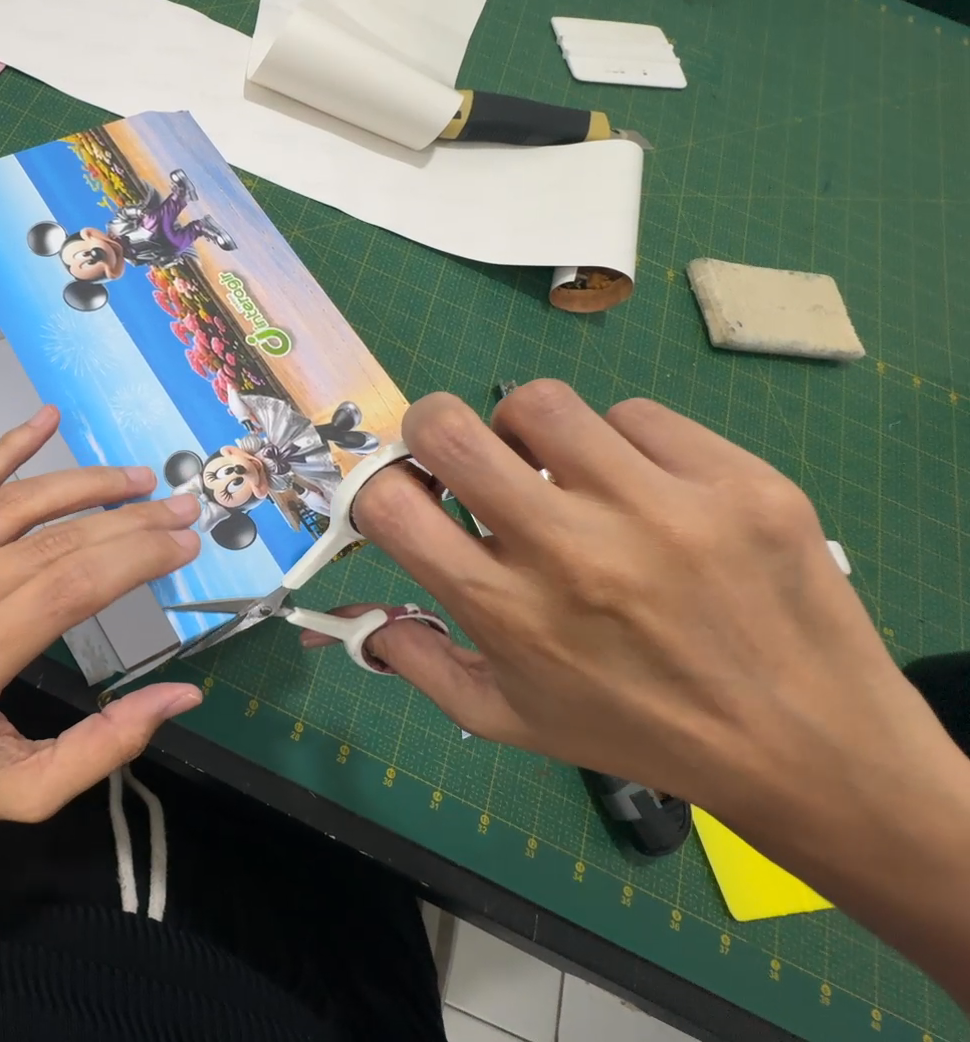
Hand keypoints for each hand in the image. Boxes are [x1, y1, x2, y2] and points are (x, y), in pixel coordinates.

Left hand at [0, 406, 203, 870]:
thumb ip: (105, 748)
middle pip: (49, 544)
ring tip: (140, 480)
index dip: (133, 559)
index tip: (184, 544)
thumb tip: (182, 695)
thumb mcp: (20, 792)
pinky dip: (3, 452)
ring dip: (80, 485)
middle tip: (183, 511)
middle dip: (126, 522)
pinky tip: (43, 421)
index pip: (66, 589)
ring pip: (10, 508)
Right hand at [330, 381, 958, 826]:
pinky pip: (636, 416)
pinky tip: (636, 487)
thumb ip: (409, 658)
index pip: (390, 504)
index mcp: (503, 609)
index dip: (376, 486)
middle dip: (429, 428)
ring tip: (549, 466)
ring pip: (541, 403)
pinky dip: (616, 443)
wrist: (809, 748)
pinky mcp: (738, 481)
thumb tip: (342, 614)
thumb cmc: (627, 729)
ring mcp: (659, 508)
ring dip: (523, 428)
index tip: (403, 495)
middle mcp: (570, 550)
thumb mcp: (498, 716)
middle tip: (452, 451)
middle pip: (451, 430)